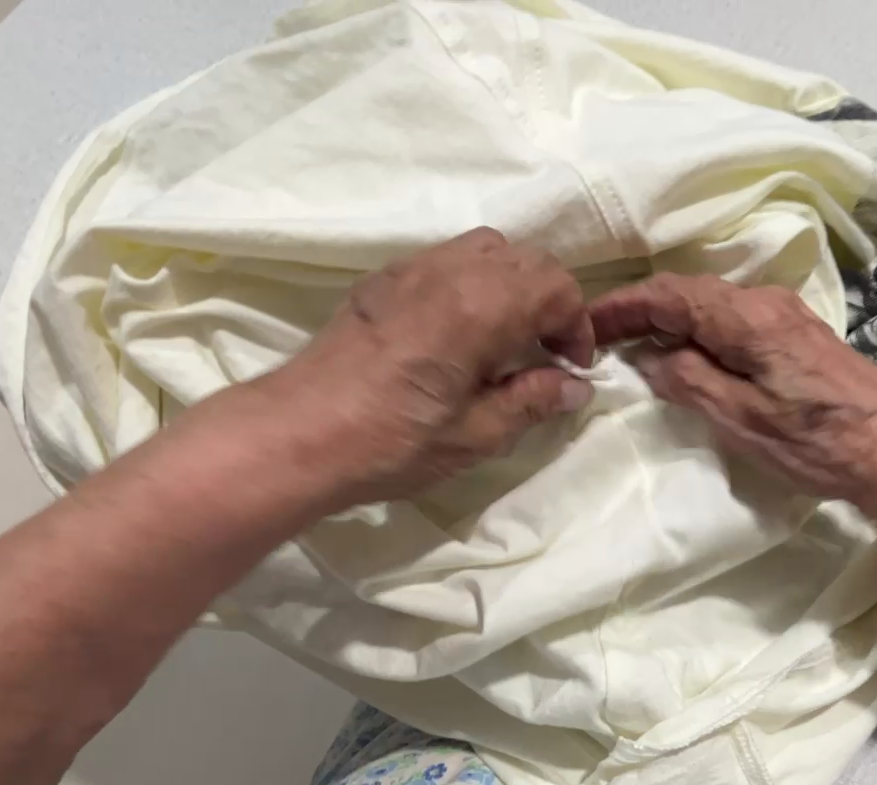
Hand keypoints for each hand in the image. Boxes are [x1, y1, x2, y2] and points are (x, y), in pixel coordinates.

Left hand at [270, 227, 594, 506]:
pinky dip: (473, 283)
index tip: (572, 367)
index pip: (556, 284)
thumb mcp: (475, 435)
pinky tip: (461, 333)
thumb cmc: (393, 442)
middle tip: (546, 353)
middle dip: (551, 300)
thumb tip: (574, 387)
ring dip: (512, 286)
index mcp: (482, 305)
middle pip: (526, 258)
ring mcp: (411, 268)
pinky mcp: (382, 281)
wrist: (299, 434)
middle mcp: (450, 270)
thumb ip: (531, 402)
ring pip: (486, 250)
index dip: (577, 324)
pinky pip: (446, 261)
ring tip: (507, 339)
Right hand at [590, 273, 876, 505]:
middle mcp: (765, 304)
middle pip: (688, 294)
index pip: (669, 294)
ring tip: (633, 348)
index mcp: (747, 318)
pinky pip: (731, 322)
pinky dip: (697, 332)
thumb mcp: (741, 419)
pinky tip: (686, 356)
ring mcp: (785, 317)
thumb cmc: (816, 441)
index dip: (623, 305)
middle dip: (641, 312)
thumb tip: (650, 358)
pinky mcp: (796, 338)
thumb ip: (689, 381)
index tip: (585, 323)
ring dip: (669, 322)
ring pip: (710, 307)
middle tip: (601, 339)